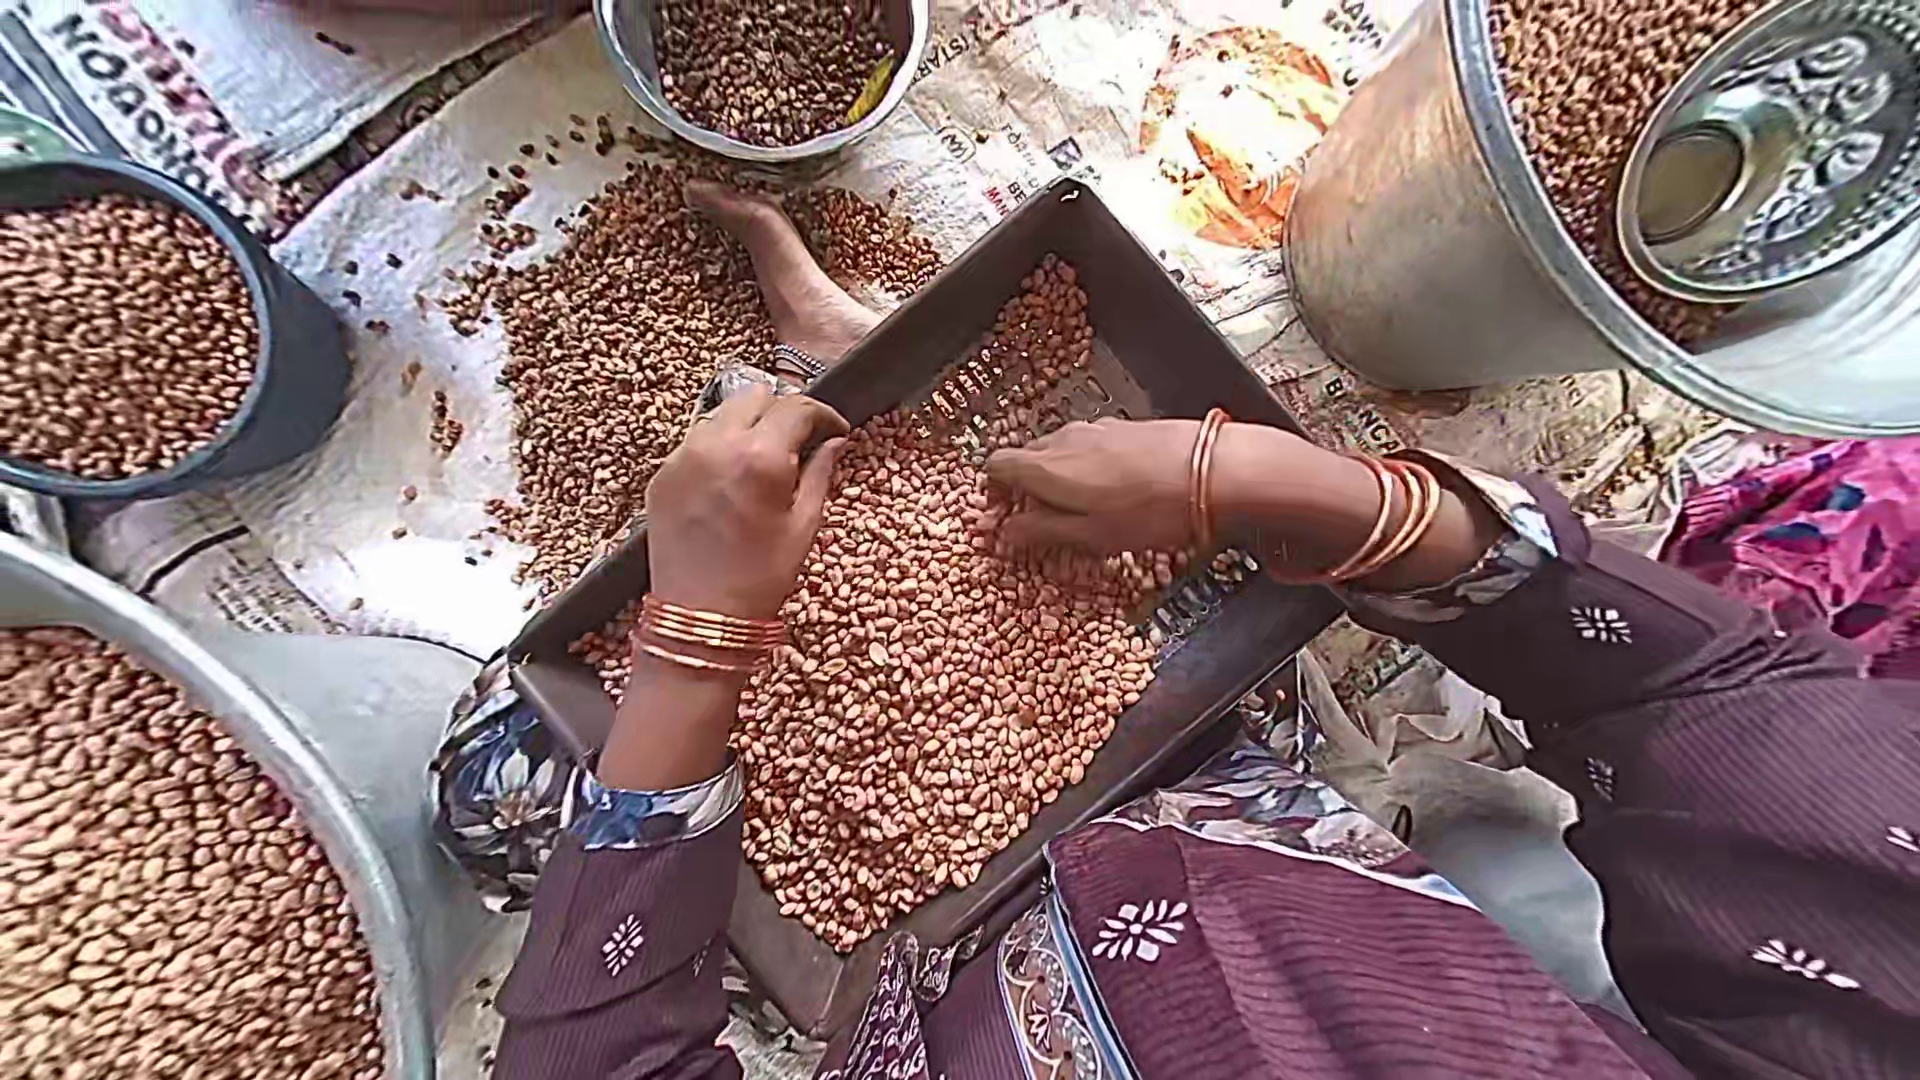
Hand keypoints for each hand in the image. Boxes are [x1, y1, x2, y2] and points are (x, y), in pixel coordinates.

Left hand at [644, 385, 848, 618]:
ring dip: (752, 424)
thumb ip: (821, 472)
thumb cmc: (763, 576)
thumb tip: (835, 441)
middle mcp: (716, 444)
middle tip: (802, 442)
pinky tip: (736, 475)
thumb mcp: (805, 524)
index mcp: (760, 457)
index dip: (824, 414)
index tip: (836, 429)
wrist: (700, 615)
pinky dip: (723, 444)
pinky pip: (698, 438)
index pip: (797, 408)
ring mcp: (682, 456)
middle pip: (757, 396)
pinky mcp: (663, 472)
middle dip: (785, 412)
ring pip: (724, 412)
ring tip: (767, 458)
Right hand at [984, 417, 1346, 557]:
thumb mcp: (1088, 535)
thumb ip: (1040, 531)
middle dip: (1022, 488)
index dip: (992, 491)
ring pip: (1057, 452)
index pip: (996, 465)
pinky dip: (1082, 469)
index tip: (1003, 513)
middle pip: (1024, 457)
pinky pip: (1086, 447)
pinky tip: (1110, 492)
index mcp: (1045, 465)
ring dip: (1054, 478)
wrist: (1216, 469)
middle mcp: (1064, 439)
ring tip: (1077, 509)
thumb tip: (1006, 533)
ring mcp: (1095, 430)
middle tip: (1037, 519)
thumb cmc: (1150, 510)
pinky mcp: (1123, 428)